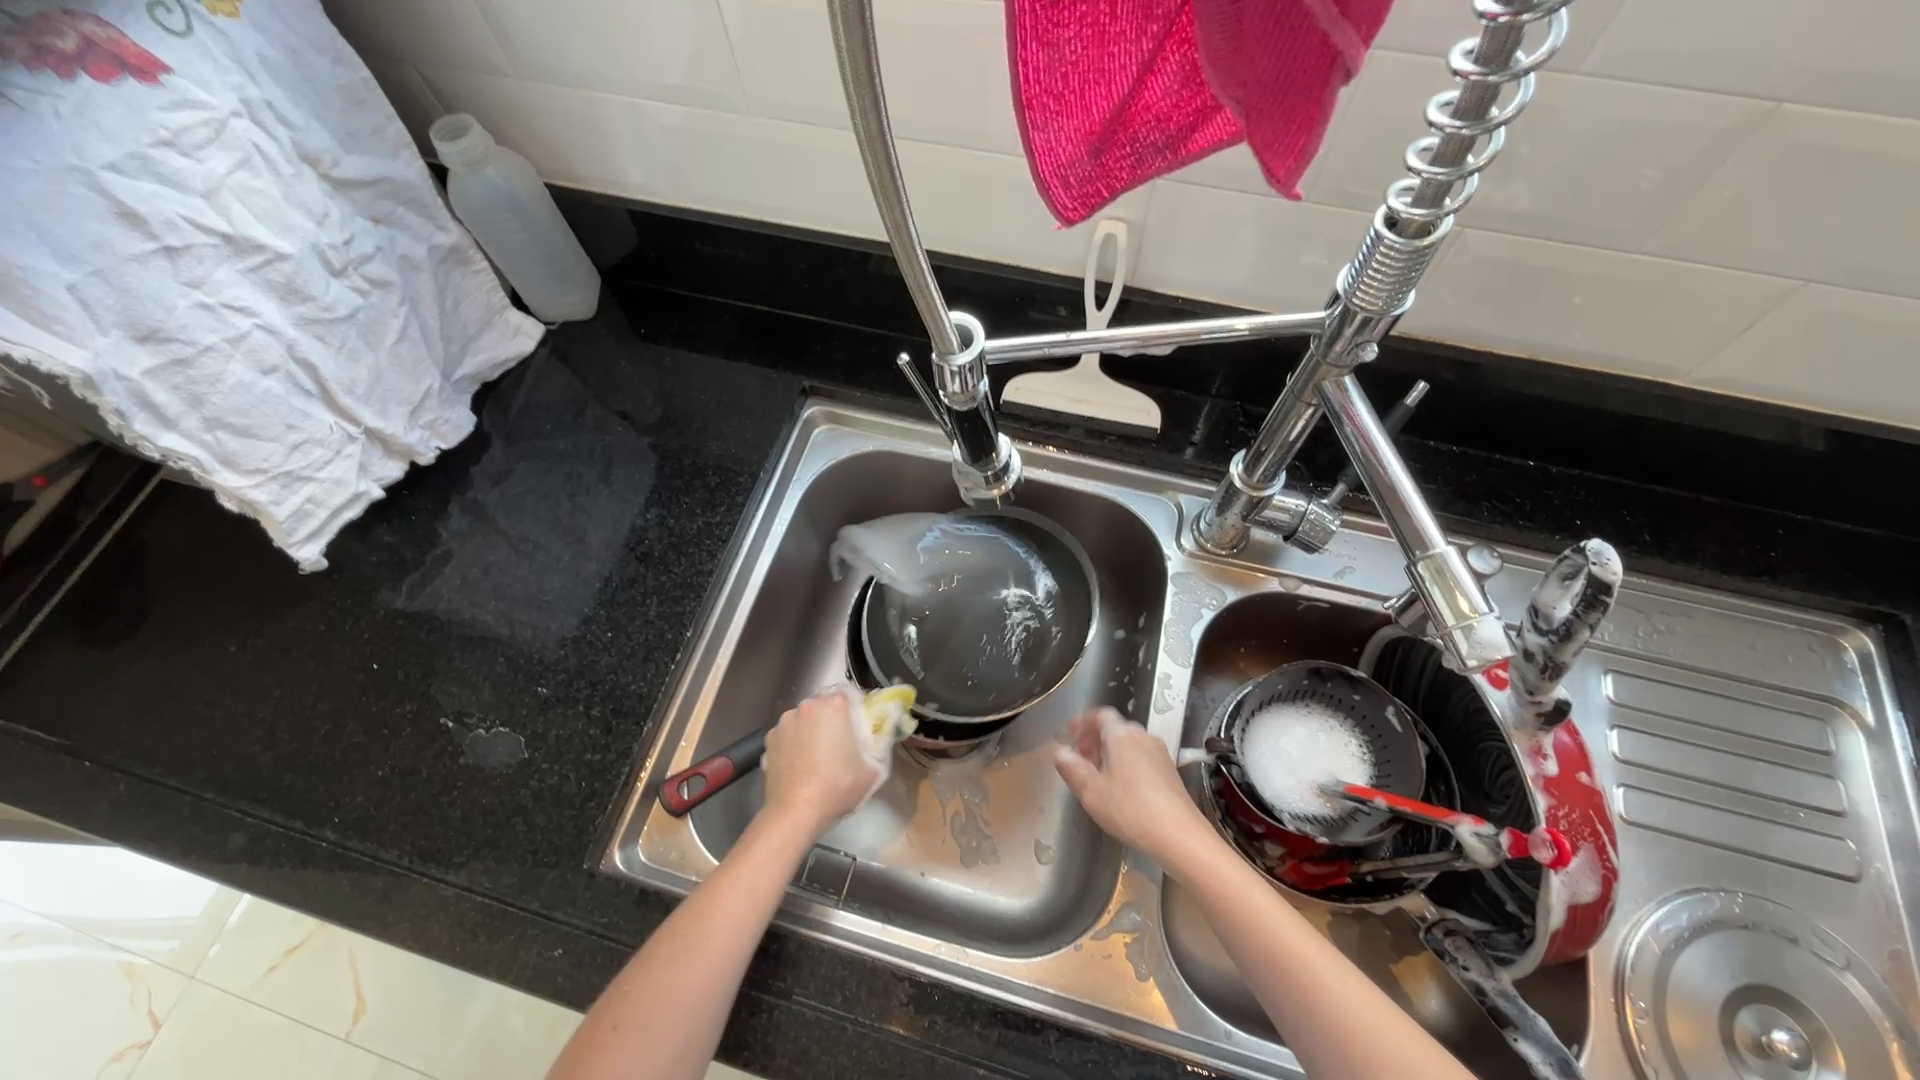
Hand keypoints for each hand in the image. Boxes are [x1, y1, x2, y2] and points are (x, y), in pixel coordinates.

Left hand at [762, 692, 878, 835]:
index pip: (852, 697)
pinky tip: (799, 764)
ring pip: (805, 719)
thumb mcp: (873, 769)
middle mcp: (807, 706)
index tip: (861, 732)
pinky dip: (794, 743)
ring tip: (817, 758)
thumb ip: (878, 746)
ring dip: (812, 730)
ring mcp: (784, 722)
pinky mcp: (769, 739)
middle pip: (826, 706)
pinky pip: (788, 734)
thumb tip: (877, 738)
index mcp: (835, 706)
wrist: (796, 811)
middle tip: (841, 745)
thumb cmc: (838, 787)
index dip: (858, 713)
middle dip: (834, 720)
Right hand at [1054, 707, 1209, 861]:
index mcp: (1122, 736)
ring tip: (1095, 773)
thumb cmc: (1130, 809)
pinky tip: (1119, 787)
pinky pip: (1141, 758)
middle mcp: (1143, 737)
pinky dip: (1125, 763)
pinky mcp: (1170, 772)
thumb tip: (1060, 752)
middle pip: (1115, 728)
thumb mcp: (1091, 792)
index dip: (1083, 722)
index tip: (1070, 733)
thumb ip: (1073, 768)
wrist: (1180, 835)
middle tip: (1078, 756)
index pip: (1101, 715)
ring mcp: (1160, 754)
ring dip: (1109, 752)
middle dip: (1094, 739)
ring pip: (1129, 744)